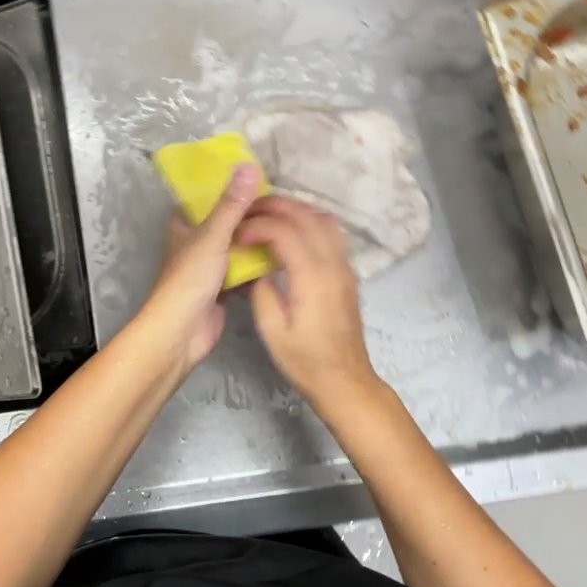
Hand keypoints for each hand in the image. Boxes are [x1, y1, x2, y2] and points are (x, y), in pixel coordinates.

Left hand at [130, 165, 264, 368]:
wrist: (184, 331)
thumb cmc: (190, 278)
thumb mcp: (213, 235)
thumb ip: (232, 204)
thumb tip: (250, 166)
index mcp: (183, 224)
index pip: (206, 196)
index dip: (228, 186)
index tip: (259, 177)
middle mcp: (194, 241)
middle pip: (226, 220)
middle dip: (250, 213)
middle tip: (283, 202)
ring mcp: (209, 265)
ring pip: (236, 245)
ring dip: (256, 238)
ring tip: (289, 222)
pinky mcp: (222, 286)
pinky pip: (244, 268)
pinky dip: (258, 262)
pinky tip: (283, 253)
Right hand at [236, 197, 375, 403]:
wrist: (345, 380)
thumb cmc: (304, 360)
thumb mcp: (271, 330)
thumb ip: (262, 291)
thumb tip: (258, 268)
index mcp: (312, 278)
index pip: (283, 231)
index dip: (256, 225)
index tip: (238, 234)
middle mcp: (333, 264)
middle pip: (305, 215)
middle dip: (274, 206)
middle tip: (247, 212)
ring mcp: (345, 266)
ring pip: (323, 218)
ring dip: (294, 210)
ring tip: (267, 216)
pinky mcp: (348, 272)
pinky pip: (332, 232)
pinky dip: (309, 221)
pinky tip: (291, 231)